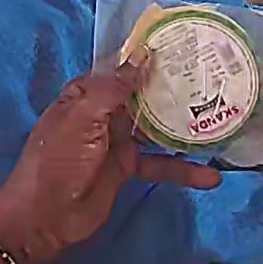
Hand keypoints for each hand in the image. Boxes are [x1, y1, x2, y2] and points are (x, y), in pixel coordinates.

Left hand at [0, 61, 221, 263]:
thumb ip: (114, 86)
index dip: (145, 56)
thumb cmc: (59, 159)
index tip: (178, 44)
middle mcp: (104, 112)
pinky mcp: (128, 167)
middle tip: (209, 73)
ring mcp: (117, 139)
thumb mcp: (84, 117)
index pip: (119, 67)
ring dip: (182, 124)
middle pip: (142, 93)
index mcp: (86, 93)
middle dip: (170, 85)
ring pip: (155, 126)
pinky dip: (183, 169)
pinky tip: (211, 175)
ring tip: (218, 115)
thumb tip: (142, 53)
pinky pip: (160, 163)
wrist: (44, 219)